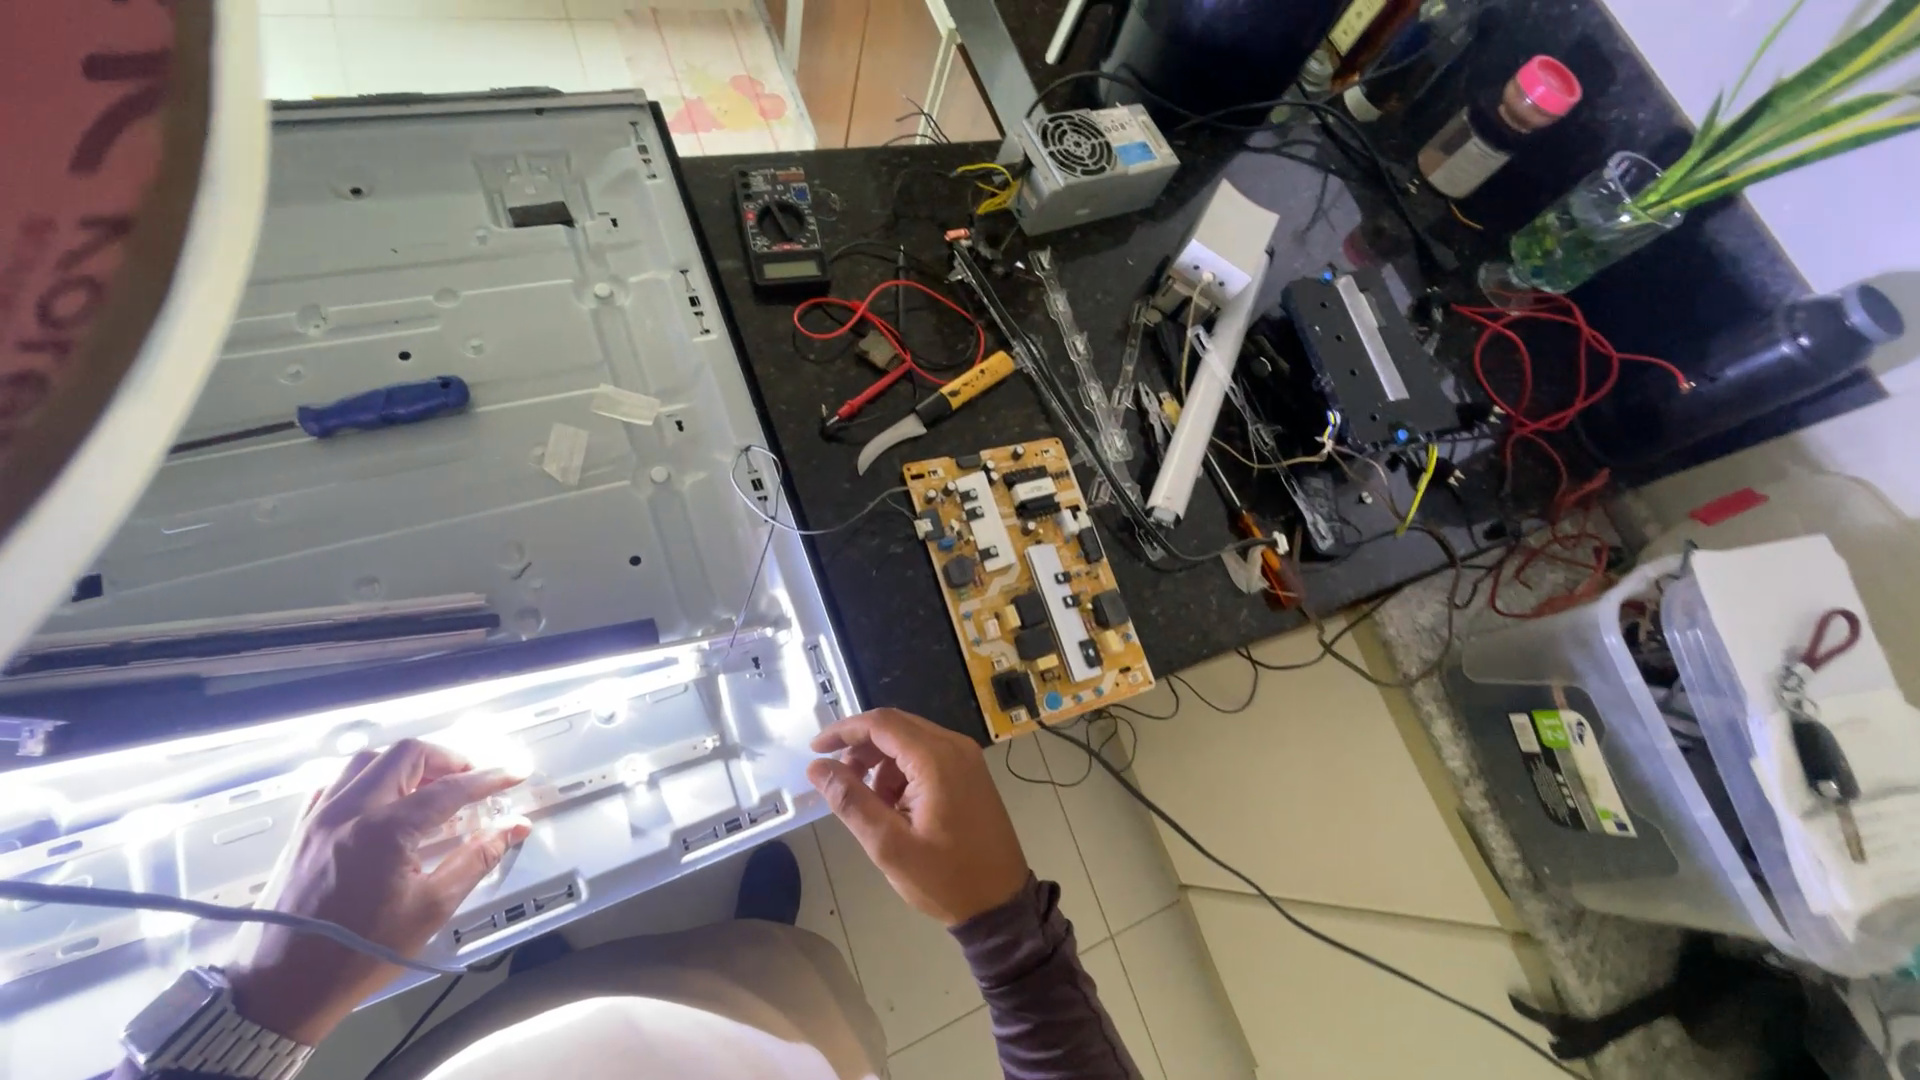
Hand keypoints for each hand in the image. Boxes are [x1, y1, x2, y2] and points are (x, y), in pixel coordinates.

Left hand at [227, 739, 529, 1045]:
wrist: (281, 990)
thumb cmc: (361, 953)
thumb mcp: (432, 908)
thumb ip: (478, 858)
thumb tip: (514, 827)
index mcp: (385, 830)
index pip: (450, 788)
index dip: (490, 777)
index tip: (515, 773)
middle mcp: (349, 813)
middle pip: (407, 755)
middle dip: (449, 759)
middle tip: (473, 778)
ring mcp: (320, 819)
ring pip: (369, 761)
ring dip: (409, 764)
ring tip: (433, 785)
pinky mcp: (302, 831)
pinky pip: (337, 783)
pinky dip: (370, 778)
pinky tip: (386, 799)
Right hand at [808, 708, 1027, 925]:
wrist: (1000, 904)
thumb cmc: (945, 878)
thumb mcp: (889, 845)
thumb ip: (851, 801)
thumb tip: (817, 768)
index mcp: (936, 758)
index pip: (881, 723)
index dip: (843, 730)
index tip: (815, 749)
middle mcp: (954, 746)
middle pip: (895, 726)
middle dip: (861, 748)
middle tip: (839, 781)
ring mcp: (966, 757)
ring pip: (910, 740)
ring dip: (882, 764)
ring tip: (872, 805)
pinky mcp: (969, 772)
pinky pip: (926, 754)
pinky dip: (903, 772)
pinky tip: (896, 807)